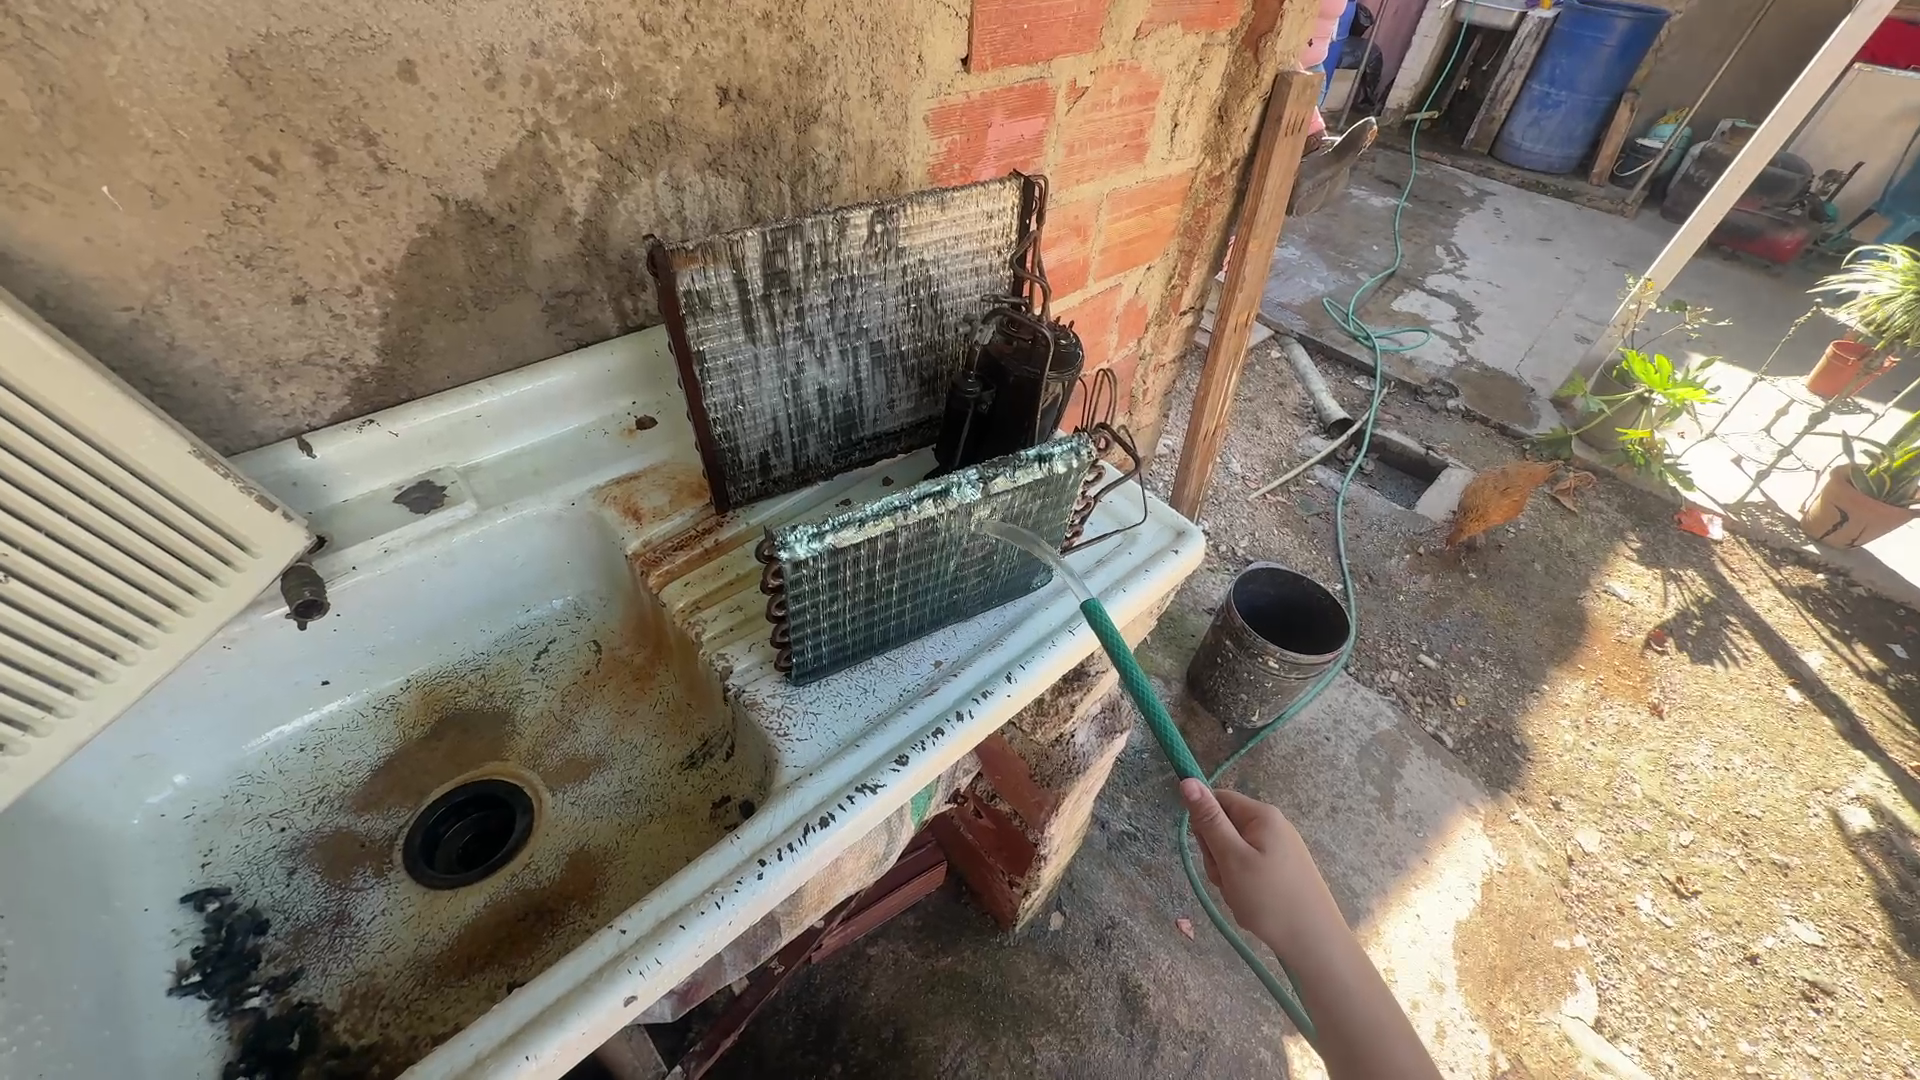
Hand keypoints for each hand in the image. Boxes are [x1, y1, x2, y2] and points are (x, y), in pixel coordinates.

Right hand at [1180, 778, 1344, 957]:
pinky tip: (1252, 904)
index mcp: (1262, 814)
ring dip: (1228, 874)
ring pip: (1234, 851)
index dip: (1204, 824)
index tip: (1210, 852)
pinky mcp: (1283, 870)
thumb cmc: (1270, 899)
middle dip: (1217, 855)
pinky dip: (1243, 885)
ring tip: (1241, 896)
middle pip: (1224, 827)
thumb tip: (1187, 780)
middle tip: (1228, 880)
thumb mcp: (1231, 857)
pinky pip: (1250, 867)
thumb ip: (1208, 819)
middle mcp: (1273, 825)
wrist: (1316, 946)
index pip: (1217, 800)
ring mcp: (1280, 849)